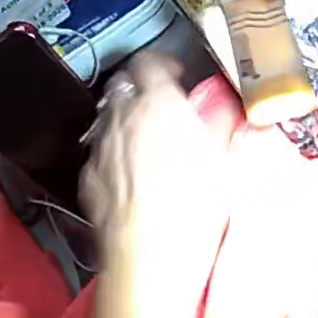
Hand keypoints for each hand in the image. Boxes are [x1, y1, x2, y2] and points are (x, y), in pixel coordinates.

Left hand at [80, 54, 232, 289]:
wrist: (151, 256)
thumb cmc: (192, 209)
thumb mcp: (223, 160)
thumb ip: (223, 122)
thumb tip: (228, 105)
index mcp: (159, 104)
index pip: (151, 62)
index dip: (164, 63)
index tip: (175, 74)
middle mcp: (123, 117)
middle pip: (124, 84)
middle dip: (142, 88)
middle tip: (163, 106)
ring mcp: (102, 147)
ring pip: (109, 117)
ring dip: (127, 119)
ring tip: (149, 141)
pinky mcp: (89, 177)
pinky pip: (101, 152)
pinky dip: (115, 152)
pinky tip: (133, 174)